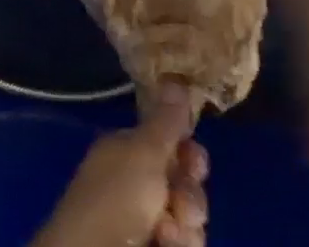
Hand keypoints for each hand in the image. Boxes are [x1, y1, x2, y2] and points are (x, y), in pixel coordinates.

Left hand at [31, 88, 209, 246]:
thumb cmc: (114, 199)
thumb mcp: (142, 153)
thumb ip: (165, 122)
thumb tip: (175, 78)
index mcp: (127, 152)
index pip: (170, 144)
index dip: (189, 153)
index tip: (194, 161)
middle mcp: (137, 184)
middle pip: (186, 183)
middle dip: (191, 196)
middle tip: (178, 204)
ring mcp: (146, 220)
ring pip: (190, 217)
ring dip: (186, 224)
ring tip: (166, 234)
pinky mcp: (155, 245)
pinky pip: (184, 240)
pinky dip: (179, 244)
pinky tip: (165, 244)